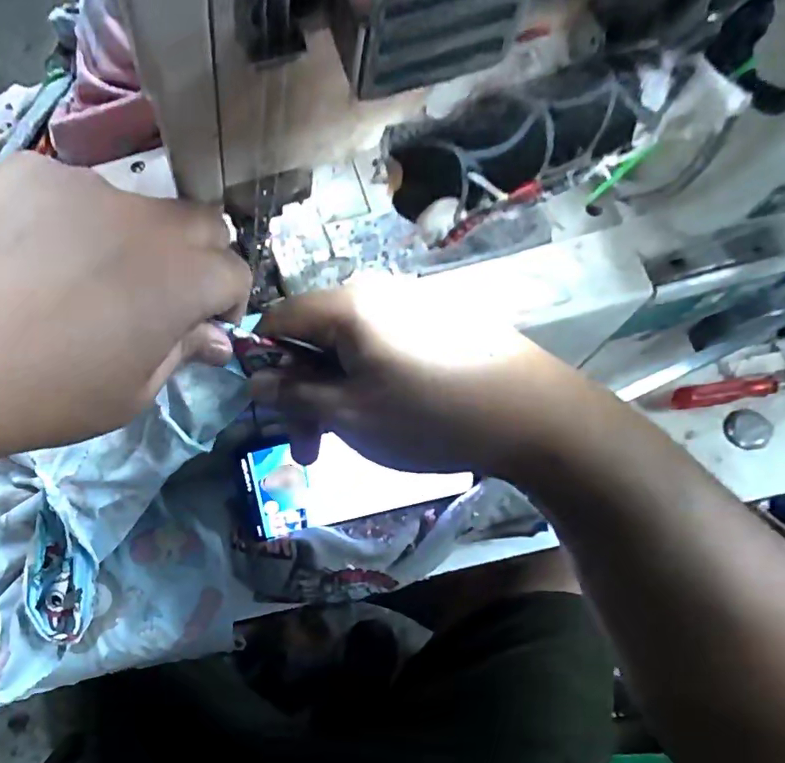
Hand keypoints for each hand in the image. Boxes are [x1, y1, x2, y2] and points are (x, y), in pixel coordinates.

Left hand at [0, 153, 249, 468]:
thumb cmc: (42, 397)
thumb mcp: (128, 395)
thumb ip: (180, 355)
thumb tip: (214, 337)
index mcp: (178, 281)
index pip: (235, 271)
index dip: (227, 302)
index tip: (202, 327)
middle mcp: (142, 220)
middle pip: (200, 223)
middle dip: (195, 262)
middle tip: (155, 304)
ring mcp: (81, 186)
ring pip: (133, 208)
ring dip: (130, 243)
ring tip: (76, 285)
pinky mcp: (25, 172)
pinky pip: (71, 193)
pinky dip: (71, 224)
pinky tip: (28, 262)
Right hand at [252, 275, 586, 476]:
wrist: (531, 414)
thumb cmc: (428, 416)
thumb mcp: (349, 414)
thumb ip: (295, 394)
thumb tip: (254, 378)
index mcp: (345, 304)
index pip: (276, 319)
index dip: (262, 364)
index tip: (273, 411)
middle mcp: (374, 290)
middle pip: (313, 336)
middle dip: (303, 393)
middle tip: (311, 449)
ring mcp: (410, 302)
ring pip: (348, 347)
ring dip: (335, 394)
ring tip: (348, 440)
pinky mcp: (438, 319)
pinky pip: (381, 346)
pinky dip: (368, 381)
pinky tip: (389, 414)